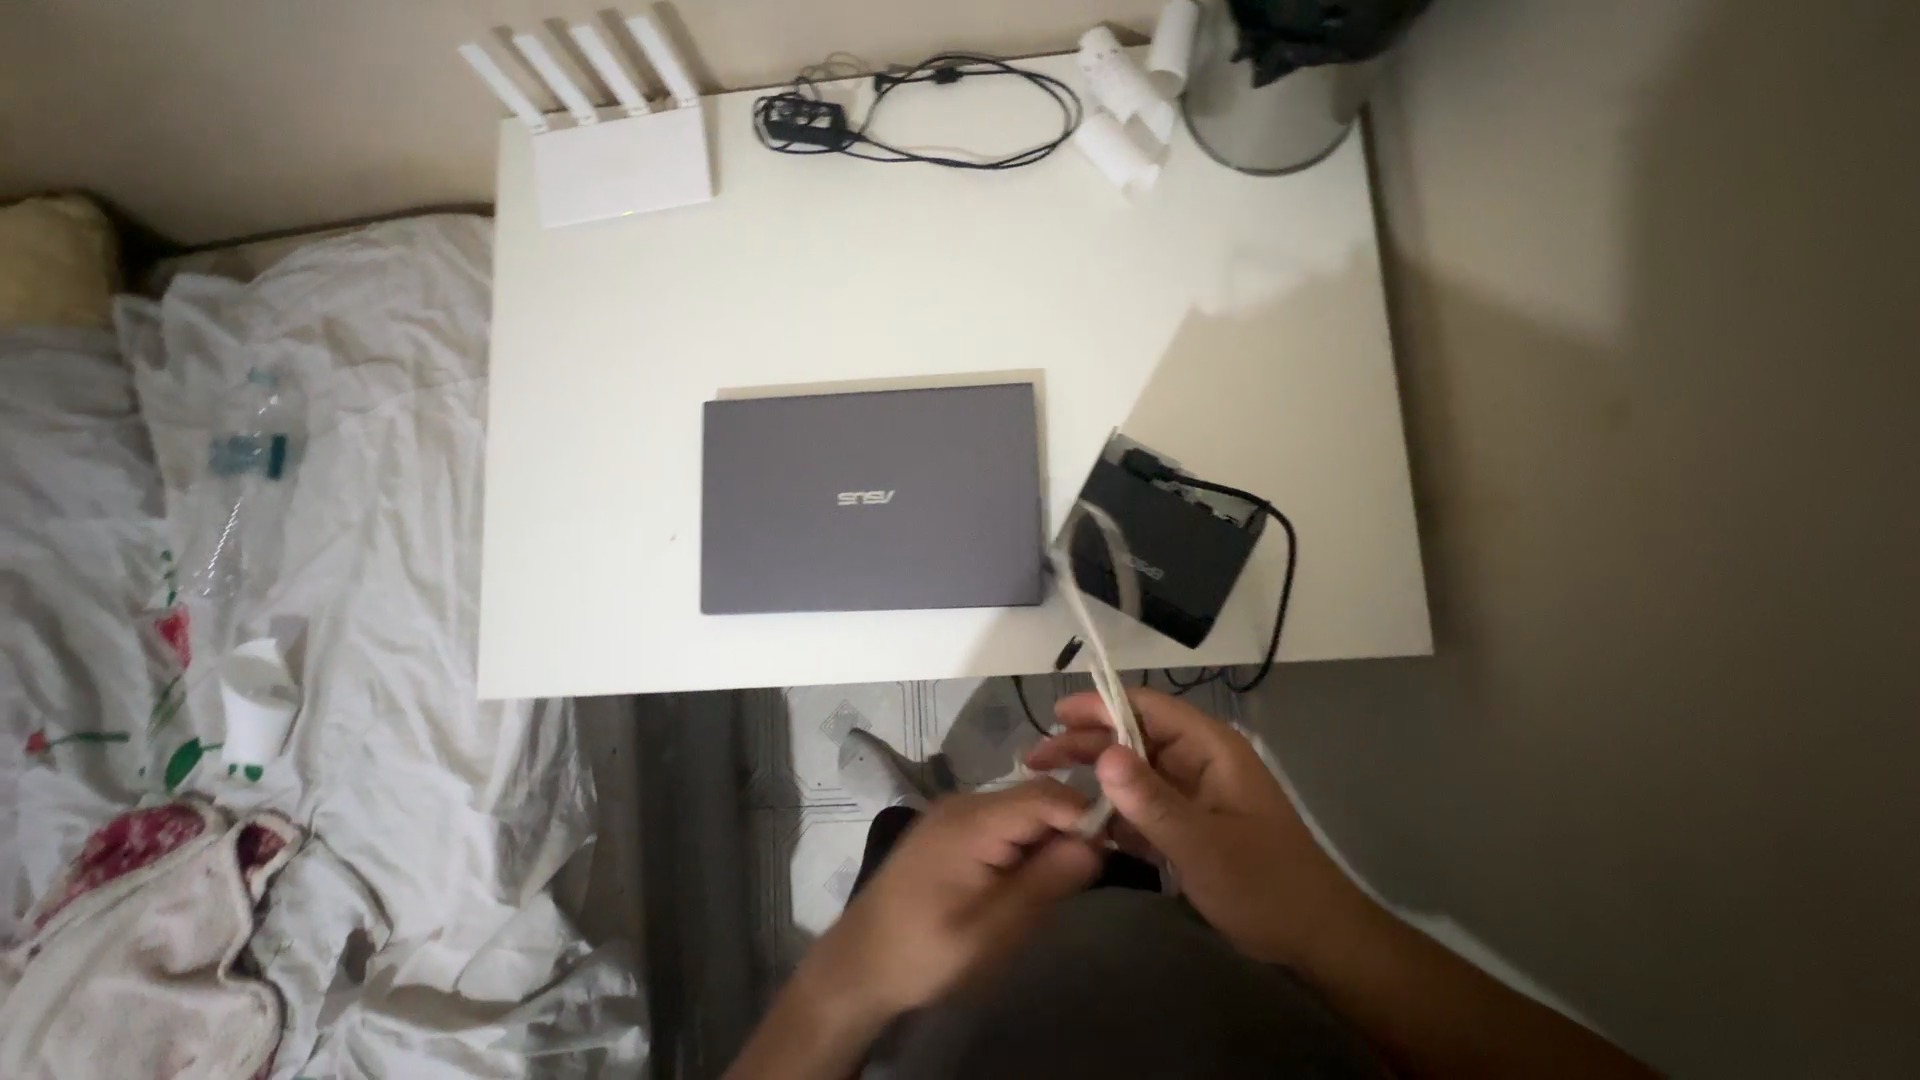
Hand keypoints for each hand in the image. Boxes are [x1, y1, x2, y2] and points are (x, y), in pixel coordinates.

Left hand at [800, 779, 1101, 1020]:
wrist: (859, 964)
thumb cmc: (926, 951)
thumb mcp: (994, 928)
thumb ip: (1046, 881)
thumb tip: (1096, 842)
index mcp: (974, 819)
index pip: (1047, 794)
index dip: (1085, 814)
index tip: (1114, 850)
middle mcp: (964, 803)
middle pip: (1035, 799)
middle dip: (1067, 830)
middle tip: (1087, 877)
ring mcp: (953, 814)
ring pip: (1019, 811)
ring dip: (1045, 840)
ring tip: (1057, 885)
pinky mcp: (948, 830)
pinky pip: (999, 823)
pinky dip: (1021, 845)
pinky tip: (1023, 881)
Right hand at [1026, 687, 1362, 965]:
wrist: (1312, 939)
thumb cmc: (1265, 884)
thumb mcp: (1203, 844)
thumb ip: (1151, 801)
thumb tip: (1101, 755)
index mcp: (1210, 747)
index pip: (1146, 708)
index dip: (1099, 706)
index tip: (1055, 717)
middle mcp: (1197, 760)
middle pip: (1132, 737)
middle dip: (1086, 743)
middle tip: (1037, 758)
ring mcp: (1191, 793)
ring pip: (1132, 772)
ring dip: (1094, 779)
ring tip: (1047, 785)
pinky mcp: (1185, 823)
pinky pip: (1141, 806)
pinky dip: (1114, 812)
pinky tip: (1081, 823)